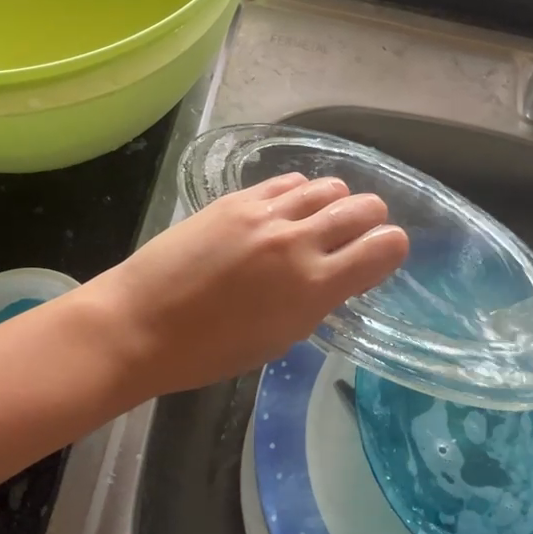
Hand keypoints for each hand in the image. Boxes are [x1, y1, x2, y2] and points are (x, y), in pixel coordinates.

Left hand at [0, 174, 405, 488]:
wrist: (139, 324)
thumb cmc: (209, 351)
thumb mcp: (280, 337)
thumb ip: (317, 299)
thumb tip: (336, 273)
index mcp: (314, 288)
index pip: (384, 247)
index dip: (392, 247)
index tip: (384, 253)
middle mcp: (298, 242)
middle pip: (363, 207)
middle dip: (371, 218)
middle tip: (359, 233)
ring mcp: (266, 213)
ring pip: (327, 186)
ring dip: (335, 201)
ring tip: (321, 218)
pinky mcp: (237, 198)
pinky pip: (287, 181)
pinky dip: (299, 192)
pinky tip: (288, 207)